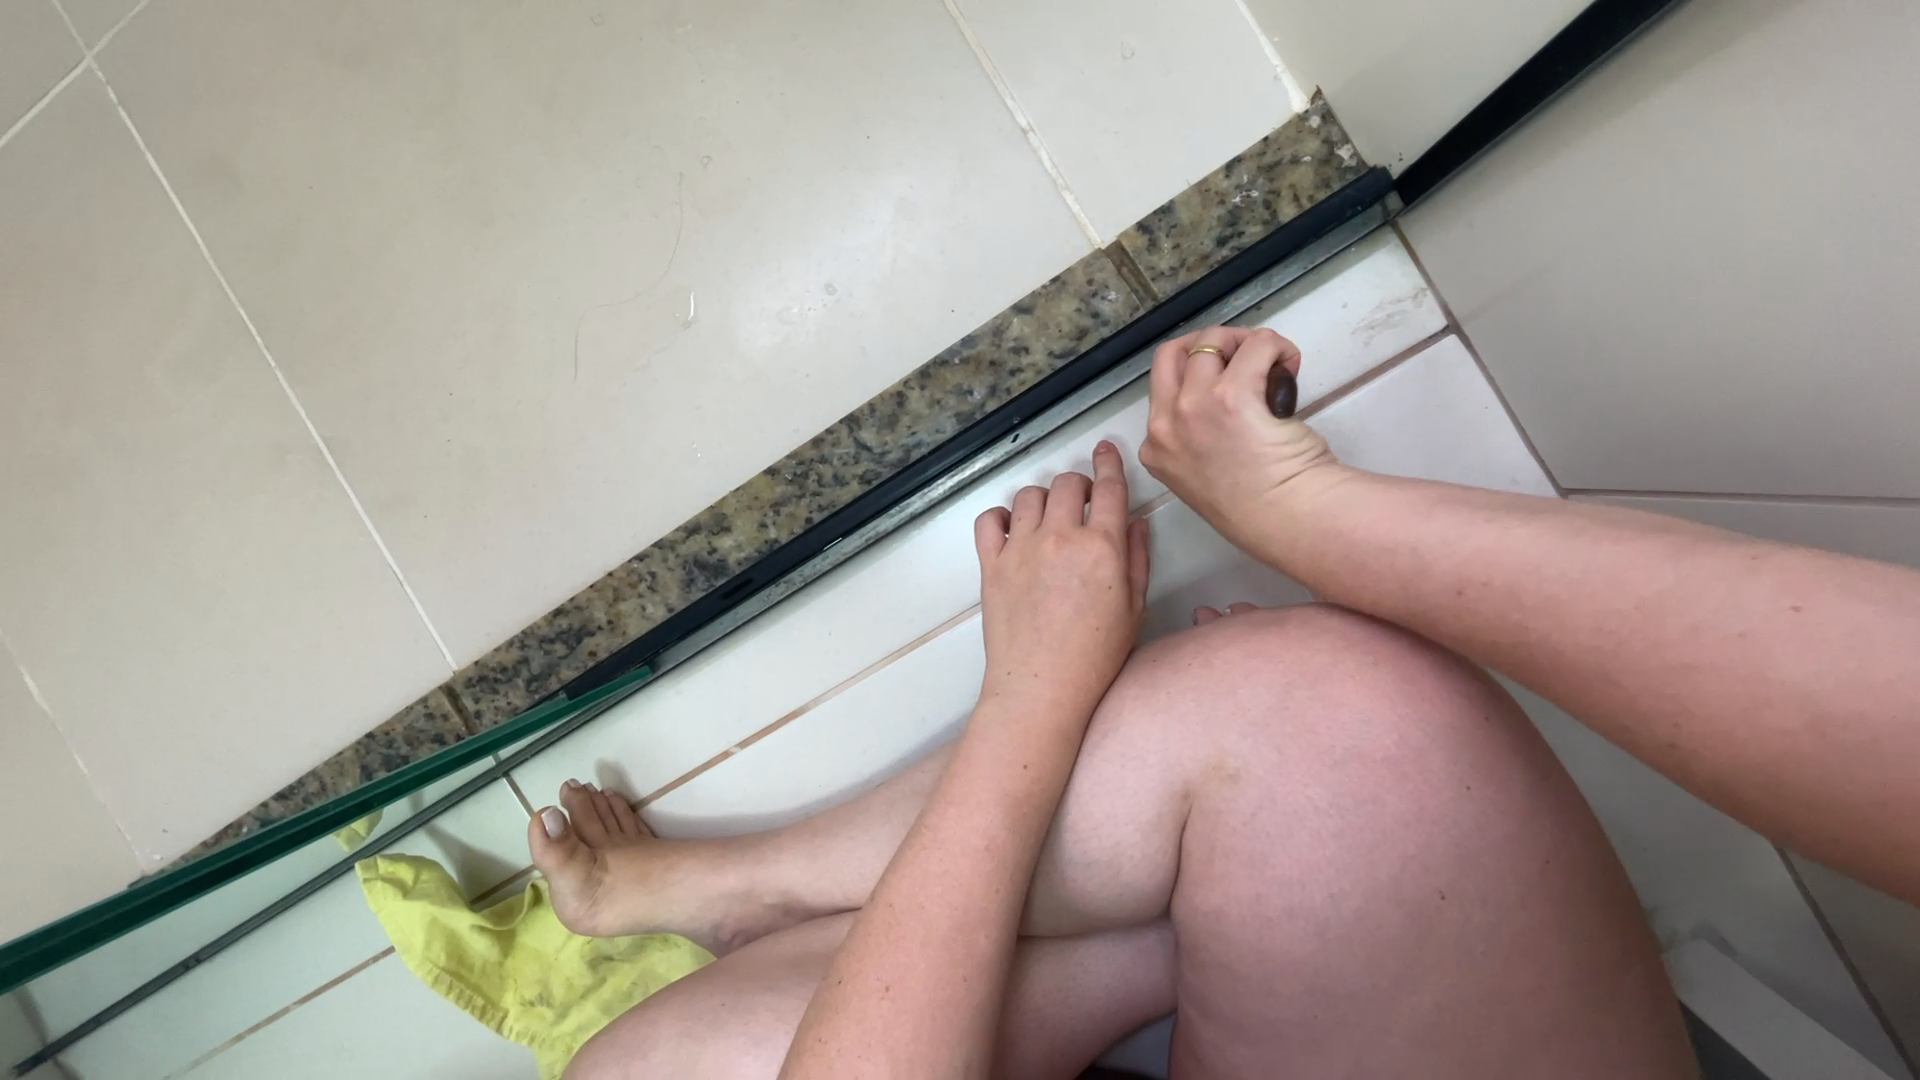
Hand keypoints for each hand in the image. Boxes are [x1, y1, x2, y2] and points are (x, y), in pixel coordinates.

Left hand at [973, 441, 1150, 718]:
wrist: (1042, 687)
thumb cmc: (1095, 657)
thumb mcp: (1134, 608)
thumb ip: (1136, 558)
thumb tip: (1134, 523)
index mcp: (1101, 547)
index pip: (1109, 488)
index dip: (1109, 463)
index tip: (1105, 450)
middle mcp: (1059, 538)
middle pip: (1067, 484)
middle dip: (1078, 485)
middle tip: (1081, 502)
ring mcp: (1021, 548)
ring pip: (1029, 495)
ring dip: (1043, 499)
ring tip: (1048, 519)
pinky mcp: (992, 564)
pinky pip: (989, 520)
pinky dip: (1000, 516)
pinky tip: (1012, 529)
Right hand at [1138, 326, 1341, 547]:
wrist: (1285, 518)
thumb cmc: (1253, 507)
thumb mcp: (1199, 476)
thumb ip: (1195, 442)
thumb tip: (1226, 407)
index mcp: (1155, 449)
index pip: (1162, 389)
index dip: (1198, 378)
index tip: (1229, 386)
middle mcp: (1164, 425)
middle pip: (1171, 353)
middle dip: (1208, 345)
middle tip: (1244, 359)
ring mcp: (1192, 408)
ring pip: (1210, 341)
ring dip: (1245, 343)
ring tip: (1273, 365)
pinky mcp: (1231, 395)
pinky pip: (1256, 345)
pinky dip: (1276, 347)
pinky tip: (1290, 367)